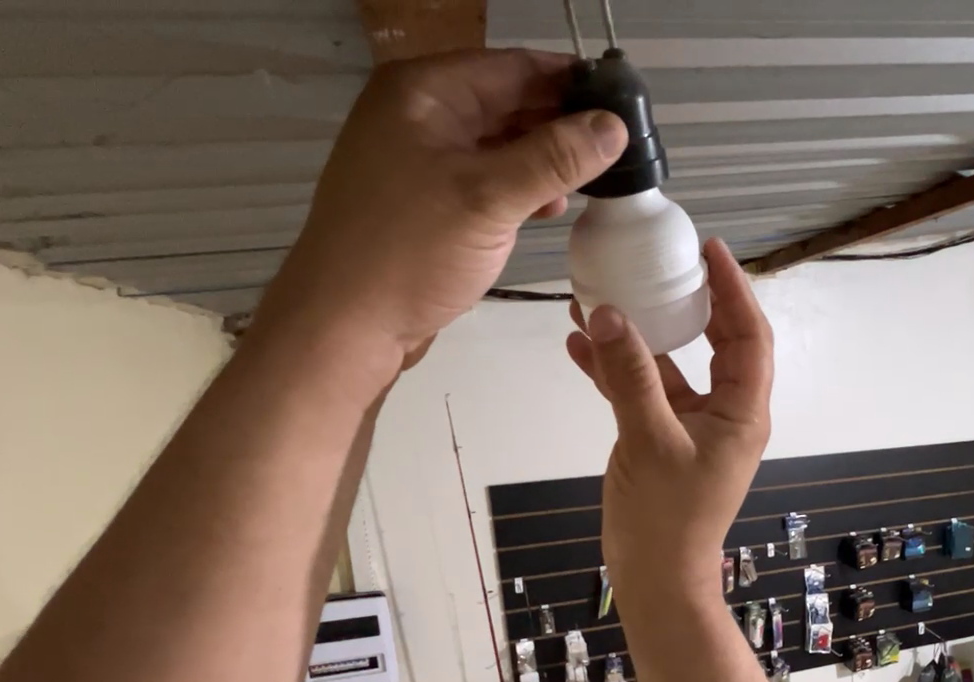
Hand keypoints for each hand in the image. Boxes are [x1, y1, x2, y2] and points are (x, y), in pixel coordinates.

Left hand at [257, 49, 628, 363]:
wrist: (349, 321)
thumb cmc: (411, 251)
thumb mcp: (490, 198)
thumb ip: (554, 158)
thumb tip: (614, 127)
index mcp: (426, 92)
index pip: (513, 67)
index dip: (570, 82)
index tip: (623, 101)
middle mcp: (421, 114)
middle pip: (507, 102)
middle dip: (561, 123)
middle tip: (619, 146)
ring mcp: (422, 158)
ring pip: (499, 143)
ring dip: (545, 159)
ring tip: (595, 180)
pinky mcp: (429, 199)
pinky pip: (485, 178)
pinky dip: (521, 188)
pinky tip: (551, 207)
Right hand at [566, 239, 773, 608]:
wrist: (654, 577)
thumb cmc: (667, 518)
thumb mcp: (650, 441)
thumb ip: (630, 377)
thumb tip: (608, 315)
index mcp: (741, 412)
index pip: (749, 337)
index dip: (734, 291)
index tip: (711, 250)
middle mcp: (723, 414)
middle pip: (713, 344)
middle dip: (688, 303)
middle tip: (661, 263)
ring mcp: (690, 427)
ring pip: (669, 367)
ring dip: (638, 337)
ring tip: (599, 298)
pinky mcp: (660, 440)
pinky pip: (642, 394)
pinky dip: (615, 372)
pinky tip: (579, 347)